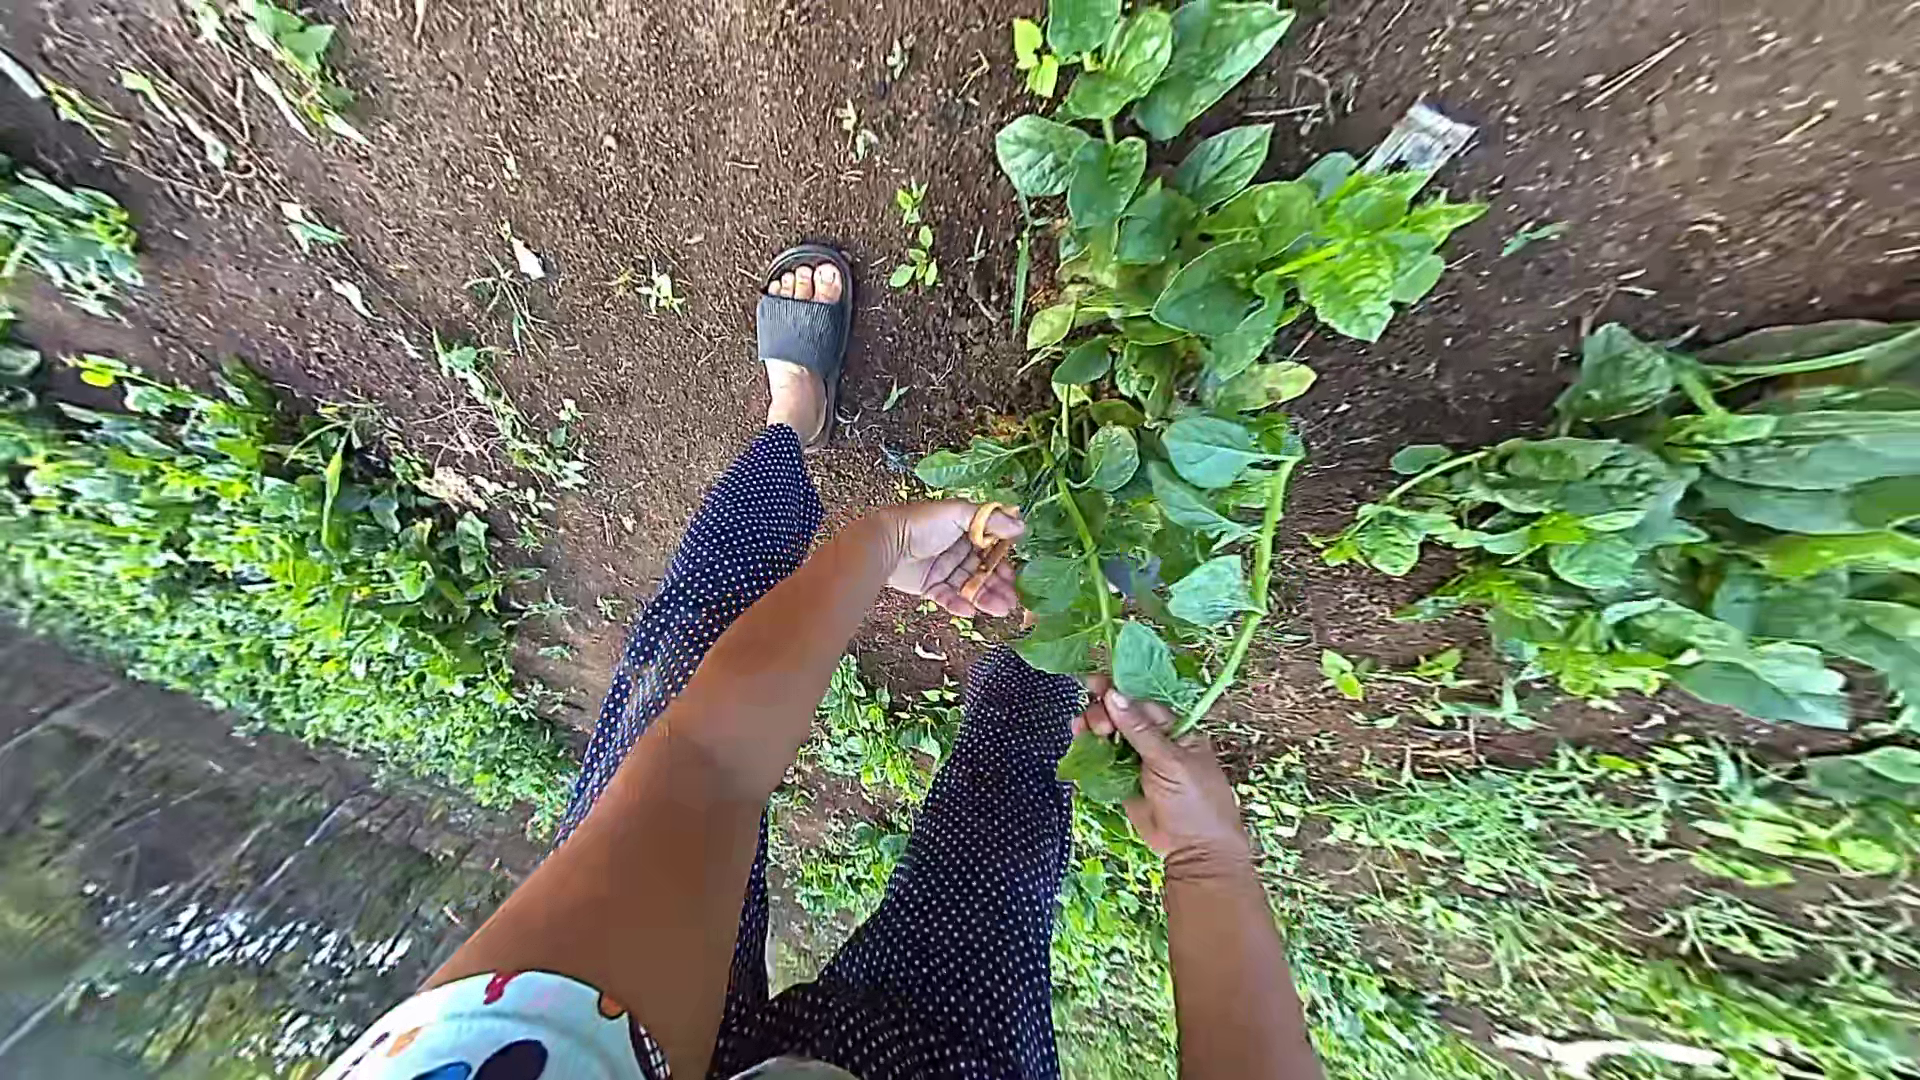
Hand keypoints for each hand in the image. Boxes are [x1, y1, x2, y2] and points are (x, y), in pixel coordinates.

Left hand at [875, 501, 1023, 616]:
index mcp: (964, 529)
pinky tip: (970, 611)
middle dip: (999, 585)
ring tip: (1001, 610)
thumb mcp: (959, 513)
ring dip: (985, 598)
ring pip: (969, 586)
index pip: (991, 547)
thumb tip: (1021, 526)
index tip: (1017, 575)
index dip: (1004, 561)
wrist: (886, 542)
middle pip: (982, 570)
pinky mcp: (928, 585)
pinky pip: (947, 597)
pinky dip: (959, 605)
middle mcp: (955, 549)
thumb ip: (991, 519)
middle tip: (1014, 600)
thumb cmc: (923, 522)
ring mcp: (942, 568)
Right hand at [1075, 675, 1252, 879]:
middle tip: (1096, 725)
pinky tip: (1079, 742)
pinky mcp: (1122, 778)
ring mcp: (1137, 759)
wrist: (1195, 853)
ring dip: (1092, 728)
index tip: (1093, 683)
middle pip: (1120, 715)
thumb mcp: (1169, 761)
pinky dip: (1089, 748)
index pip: (1141, 701)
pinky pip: (1102, 757)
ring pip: (1108, 734)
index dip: (1117, 692)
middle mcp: (1153, 739)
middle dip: (1102, 713)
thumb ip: (1138, 729)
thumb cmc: (1194, 802)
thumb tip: (1113, 694)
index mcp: (1174, 729)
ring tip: (1081, 731)